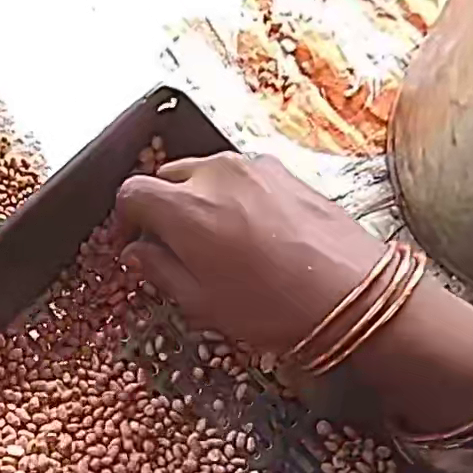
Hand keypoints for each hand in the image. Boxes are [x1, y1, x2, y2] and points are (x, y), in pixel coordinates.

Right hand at [113, 152, 385, 354]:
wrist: (350, 294)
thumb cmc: (268, 307)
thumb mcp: (201, 302)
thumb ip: (160, 270)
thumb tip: (135, 252)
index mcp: (185, 208)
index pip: (132, 192)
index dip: (123, 219)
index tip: (130, 244)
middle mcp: (214, 173)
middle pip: (166, 177)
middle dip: (159, 208)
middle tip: (167, 245)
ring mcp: (252, 166)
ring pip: (203, 173)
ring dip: (193, 200)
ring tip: (208, 239)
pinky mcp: (283, 169)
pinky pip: (237, 175)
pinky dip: (225, 195)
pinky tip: (243, 230)